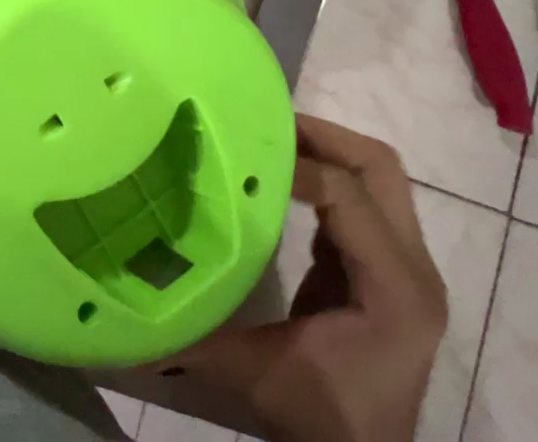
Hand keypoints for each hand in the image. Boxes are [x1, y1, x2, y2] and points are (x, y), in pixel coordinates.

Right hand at [171, 116, 447, 441]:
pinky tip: (276, 179)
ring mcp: (407, 266)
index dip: (294, 166)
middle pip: (380, 167)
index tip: (235, 156)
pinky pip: (363, 200)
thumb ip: (192, 324)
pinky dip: (323, 177)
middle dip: (320, 136)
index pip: (348, 195)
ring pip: (378, 177)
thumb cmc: (318, 415)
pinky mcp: (386, 269)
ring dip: (323, 150)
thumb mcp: (251, 369)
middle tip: (258, 125)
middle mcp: (414, 267)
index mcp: (393, 288)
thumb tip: (123, 290)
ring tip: (263, 142)